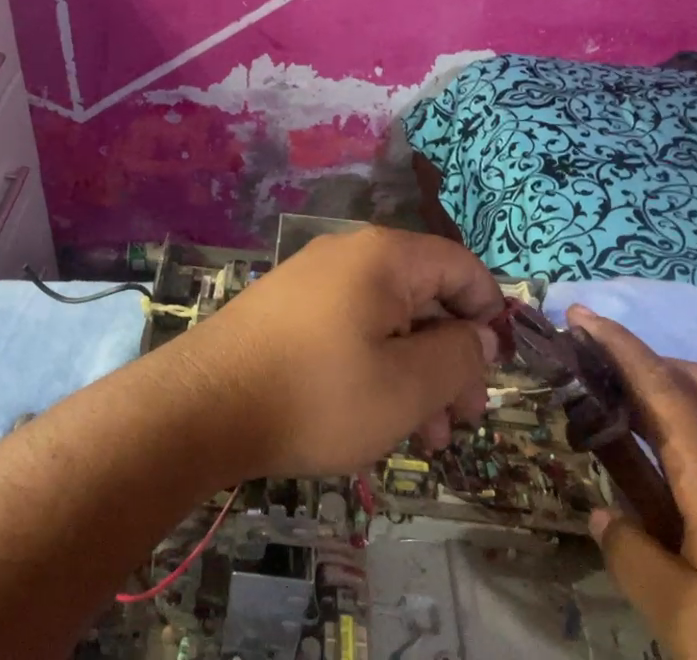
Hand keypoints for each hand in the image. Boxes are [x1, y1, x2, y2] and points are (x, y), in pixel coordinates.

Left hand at [161, 227, 503, 477]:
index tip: (496, 372)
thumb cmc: (317, 395)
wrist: (200, 408)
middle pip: (424, 297)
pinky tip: (375, 421)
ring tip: (423, 439)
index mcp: (384, 257)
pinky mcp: (284, 313)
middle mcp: (347, 256)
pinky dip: (373, 370)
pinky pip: (348, 332)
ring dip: (414, 376)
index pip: (462, 268)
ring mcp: (310, 283)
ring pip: (386, 322)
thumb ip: (459, 357)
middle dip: (451, 360)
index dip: (490, 317)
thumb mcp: (407, 386)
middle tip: (461, 421)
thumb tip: (480, 335)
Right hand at [569, 307, 696, 659]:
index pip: (663, 388)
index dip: (619, 347)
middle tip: (593, 366)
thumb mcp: (692, 624)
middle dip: (644, 358)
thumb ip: (636, 563)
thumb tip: (602, 516)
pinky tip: (681, 468)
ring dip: (673, 389)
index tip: (579, 315)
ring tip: (626, 410)